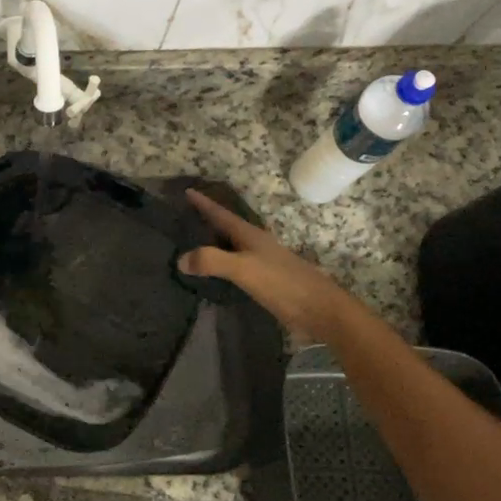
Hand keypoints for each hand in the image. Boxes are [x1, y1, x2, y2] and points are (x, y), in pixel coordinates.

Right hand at [177, 189, 354, 338]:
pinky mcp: (266, 281)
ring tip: (194, 242)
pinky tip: (215, 273)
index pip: (222, 215)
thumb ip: (212, 261)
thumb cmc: (282, 284)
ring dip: (215, 241)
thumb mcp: (244, 269)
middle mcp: (256, 245)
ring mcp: (263, 262)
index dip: (204, 203)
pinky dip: (222, 263)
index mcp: (251, 236)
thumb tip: (180, 259)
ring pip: (233, 245)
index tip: (187, 191)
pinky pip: (237, 265)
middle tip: (186, 215)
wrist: (320, 310)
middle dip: (208, 219)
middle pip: (228, 227)